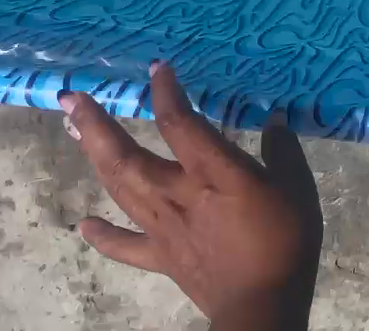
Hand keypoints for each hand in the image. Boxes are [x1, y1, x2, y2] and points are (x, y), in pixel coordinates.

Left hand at [60, 63, 322, 330]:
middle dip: (97, 126)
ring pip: (118, 189)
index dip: (167, 94)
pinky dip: (100, 232)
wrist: (263, 300)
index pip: (182, 124)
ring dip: (94, 158)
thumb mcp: (297, 183)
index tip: (157, 68)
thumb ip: (282, 149)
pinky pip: (122, 243)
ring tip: (74, 132)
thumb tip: (275, 117)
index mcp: (216, 173)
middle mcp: (179, 195)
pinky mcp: (159, 255)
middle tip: (71, 98)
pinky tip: (81, 222)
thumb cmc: (288, 235)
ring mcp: (163, 227)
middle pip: (127, 157)